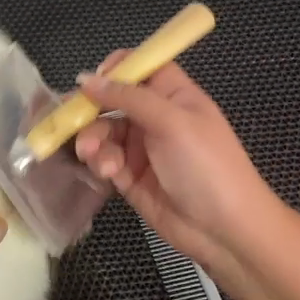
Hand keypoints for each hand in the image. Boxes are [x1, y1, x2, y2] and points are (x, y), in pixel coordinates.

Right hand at [74, 59, 282, 269]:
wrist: (225, 232)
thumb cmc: (207, 167)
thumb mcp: (171, 122)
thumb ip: (126, 97)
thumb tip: (85, 78)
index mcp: (173, 97)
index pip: (141, 67)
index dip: (117, 69)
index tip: (95, 80)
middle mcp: (155, 117)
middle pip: (112, 99)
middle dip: (91, 109)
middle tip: (74, 119)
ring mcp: (141, 147)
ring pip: (102, 130)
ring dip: (92, 139)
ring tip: (92, 155)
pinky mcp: (128, 175)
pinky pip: (103, 158)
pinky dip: (99, 161)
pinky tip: (107, 172)